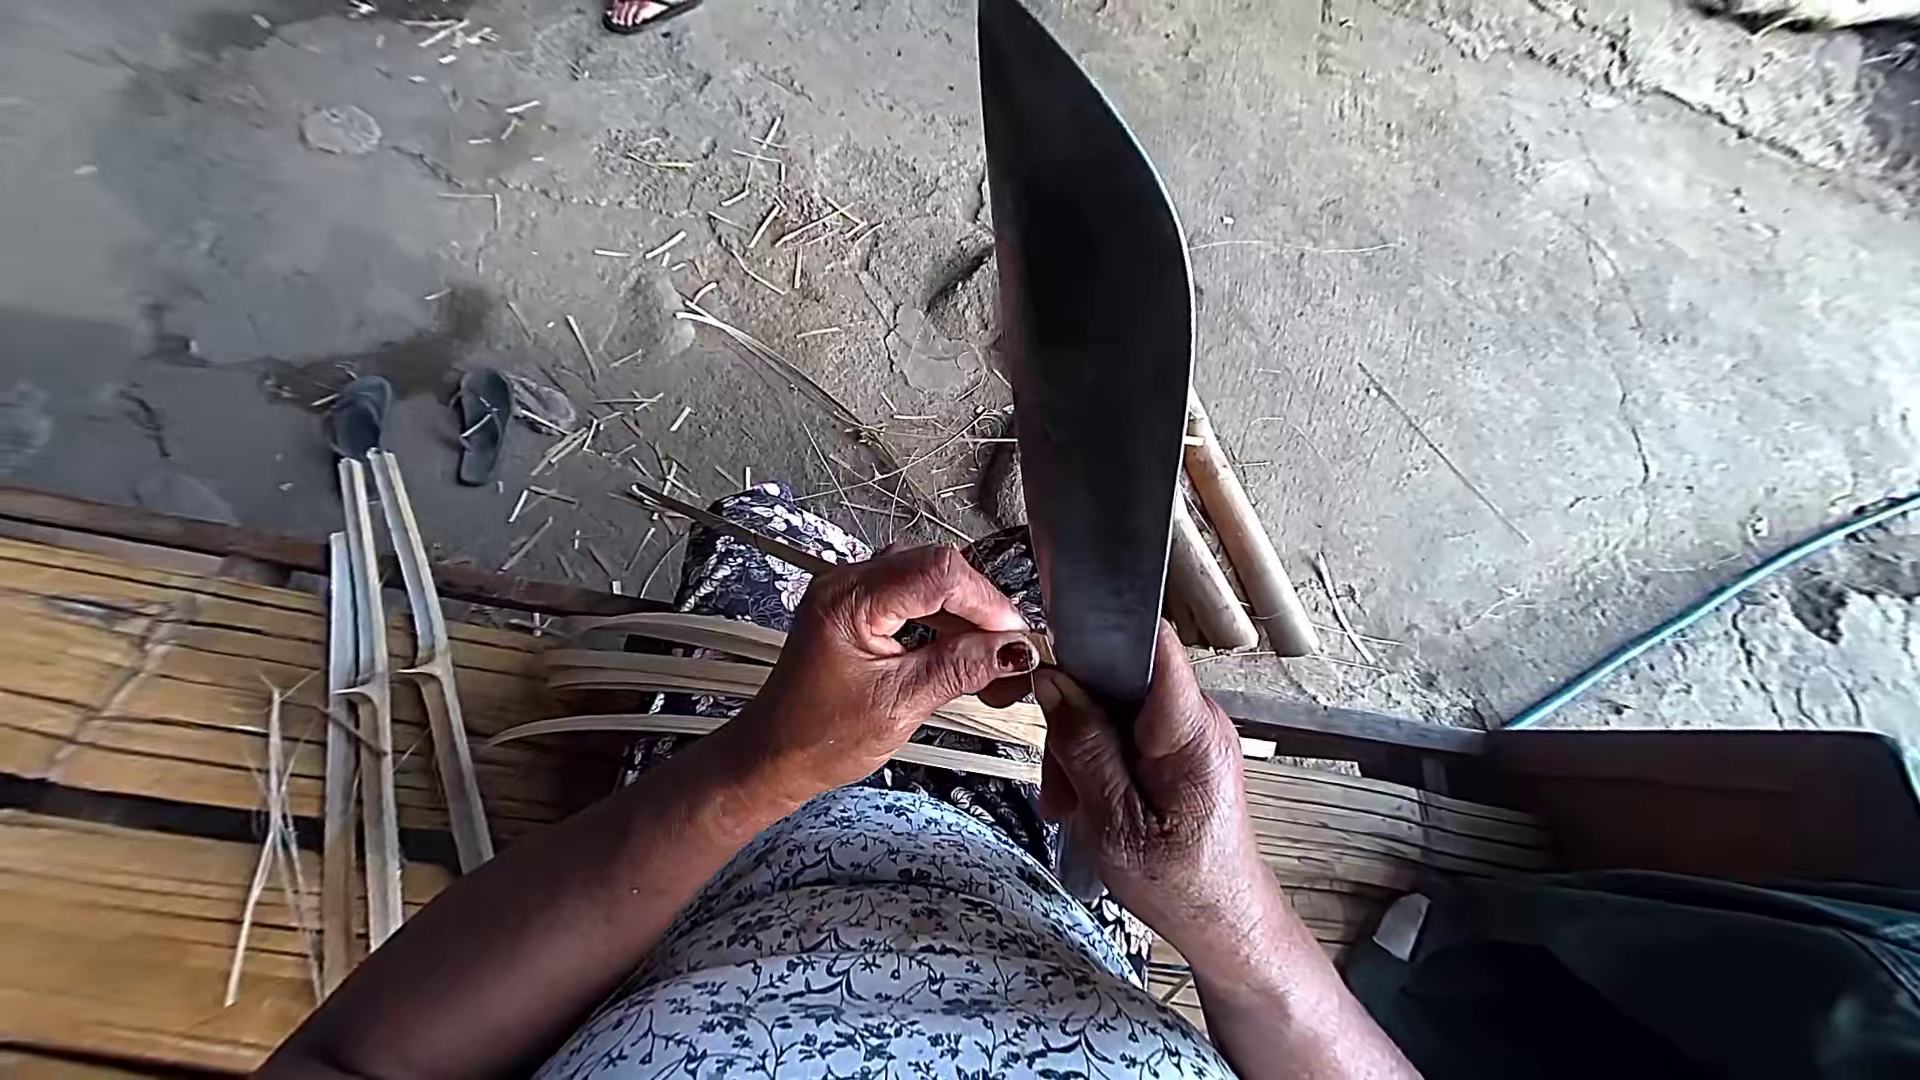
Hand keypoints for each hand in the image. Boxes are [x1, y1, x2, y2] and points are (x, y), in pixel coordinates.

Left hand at [732, 545, 1038, 798]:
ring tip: (988, 656)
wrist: (775, 754)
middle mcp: (848, 582)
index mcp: (848, 600)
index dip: (985, 601)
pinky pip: (915, 596)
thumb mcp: (899, 705)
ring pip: (930, 580)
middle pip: (937, 568)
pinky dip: (946, 621)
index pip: (937, 573)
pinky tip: (962, 649)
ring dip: (966, 615)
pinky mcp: (862, 607)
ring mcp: (854, 591)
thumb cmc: (817, 737)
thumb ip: (960, 668)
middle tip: (1008, 649)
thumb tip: (1013, 650)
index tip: (1014, 636)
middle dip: (980, 608)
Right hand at [1035, 621, 1277, 973]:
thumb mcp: (1116, 823)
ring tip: (1073, 795)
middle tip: (1059, 772)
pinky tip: (1089, 792)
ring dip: (1080, 741)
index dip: (1103, 633)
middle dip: (1074, 715)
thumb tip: (1053, 683)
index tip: (1060, 651)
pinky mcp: (1179, 743)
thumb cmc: (1187, 887)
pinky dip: (1097, 752)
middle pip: (1117, 676)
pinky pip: (1124, 725)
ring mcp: (1188, 729)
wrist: (1226, 923)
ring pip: (1113, 703)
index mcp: (1191, 731)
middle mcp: (1197, 719)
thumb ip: (1083, 746)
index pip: (1154, 642)